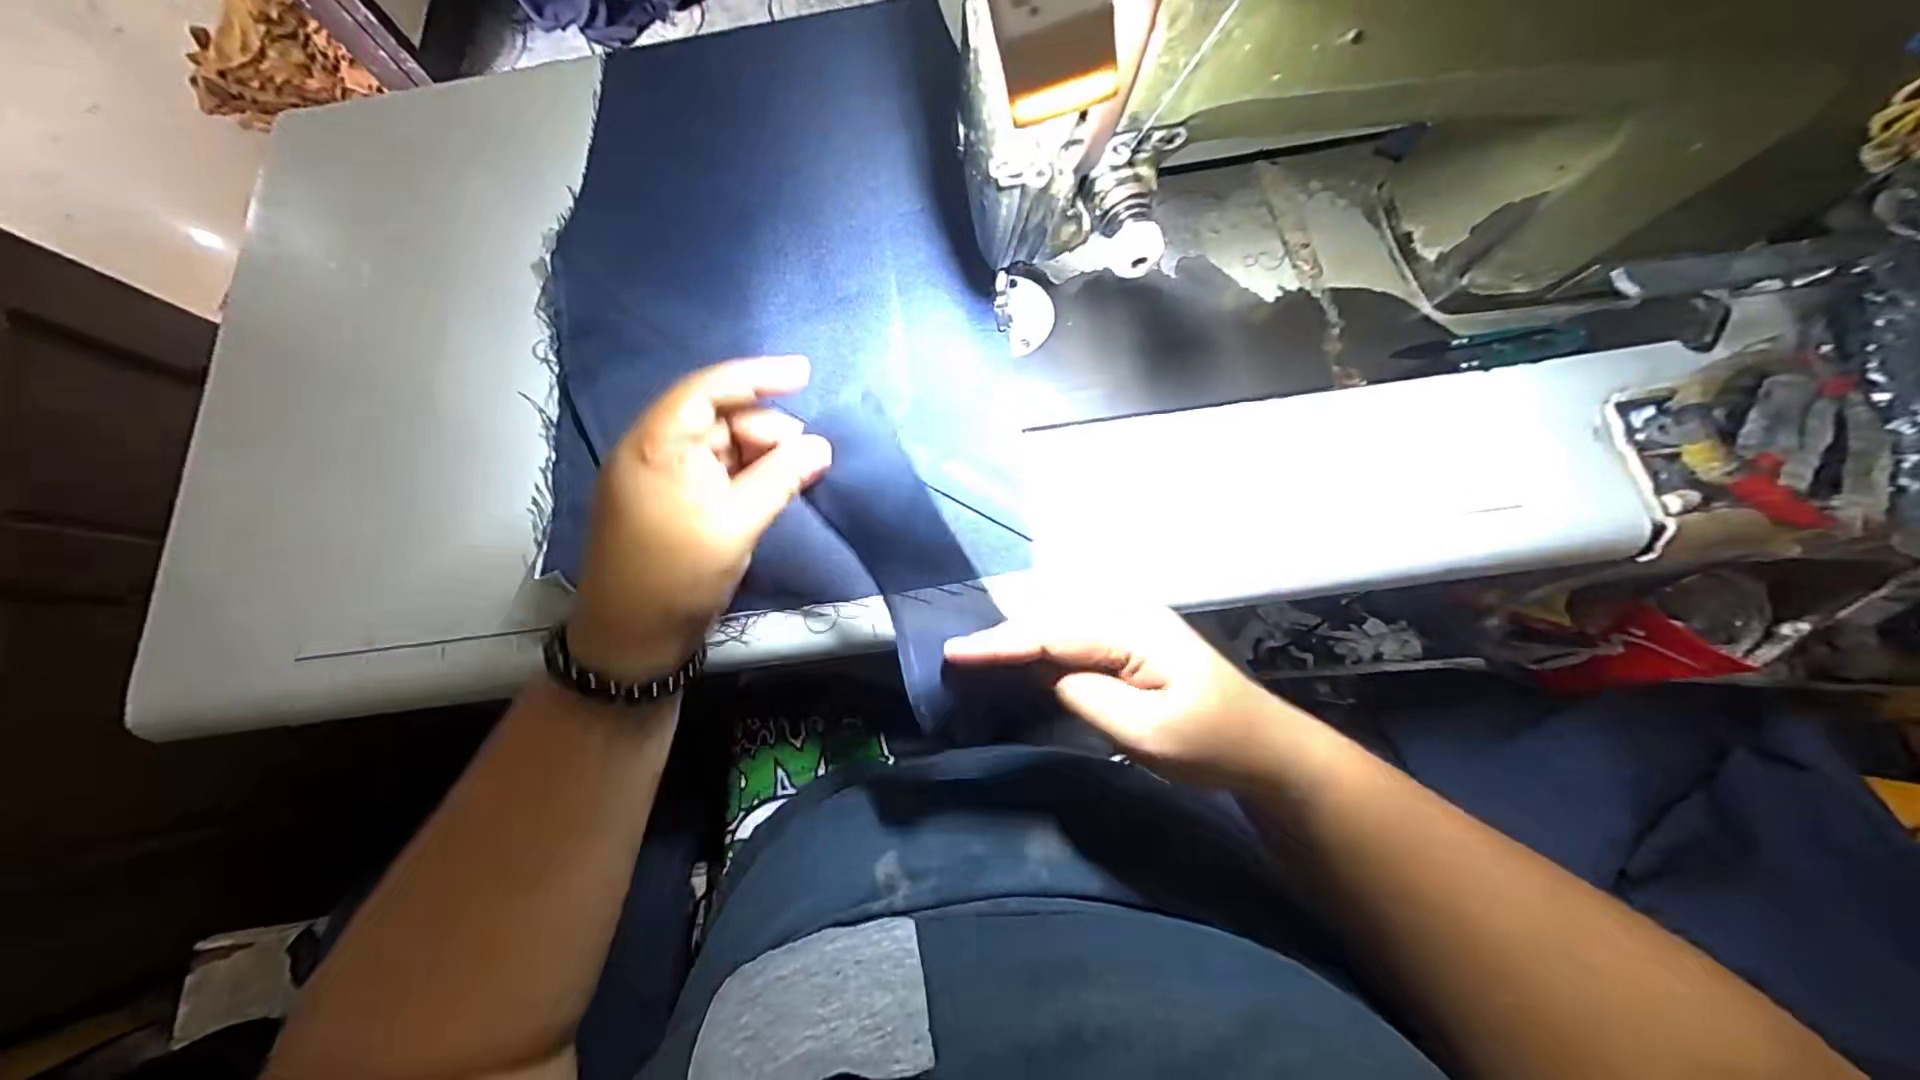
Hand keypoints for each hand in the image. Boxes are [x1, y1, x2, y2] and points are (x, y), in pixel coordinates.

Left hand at [569, 356, 831, 680]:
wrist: (631, 639)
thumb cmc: (677, 576)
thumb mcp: (736, 524)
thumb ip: (781, 479)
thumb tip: (821, 447)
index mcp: (656, 445)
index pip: (707, 390)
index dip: (757, 376)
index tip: (804, 374)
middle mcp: (654, 451)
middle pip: (719, 418)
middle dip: (768, 429)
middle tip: (810, 457)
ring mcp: (662, 477)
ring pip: (723, 446)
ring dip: (763, 455)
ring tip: (799, 475)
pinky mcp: (674, 502)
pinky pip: (718, 472)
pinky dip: (750, 475)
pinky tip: (778, 485)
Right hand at [944, 605, 1317, 788]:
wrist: (1263, 746)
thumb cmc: (1212, 742)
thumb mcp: (1147, 731)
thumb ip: (1087, 695)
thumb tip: (1044, 674)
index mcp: (1133, 629)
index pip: (1052, 633)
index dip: (1000, 643)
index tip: (953, 653)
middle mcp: (1127, 615)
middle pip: (1049, 622)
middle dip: (1001, 638)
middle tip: (953, 657)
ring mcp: (1129, 627)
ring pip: (1057, 629)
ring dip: (1017, 643)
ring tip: (972, 657)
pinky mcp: (1128, 645)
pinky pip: (1072, 641)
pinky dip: (1039, 652)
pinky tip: (1016, 662)